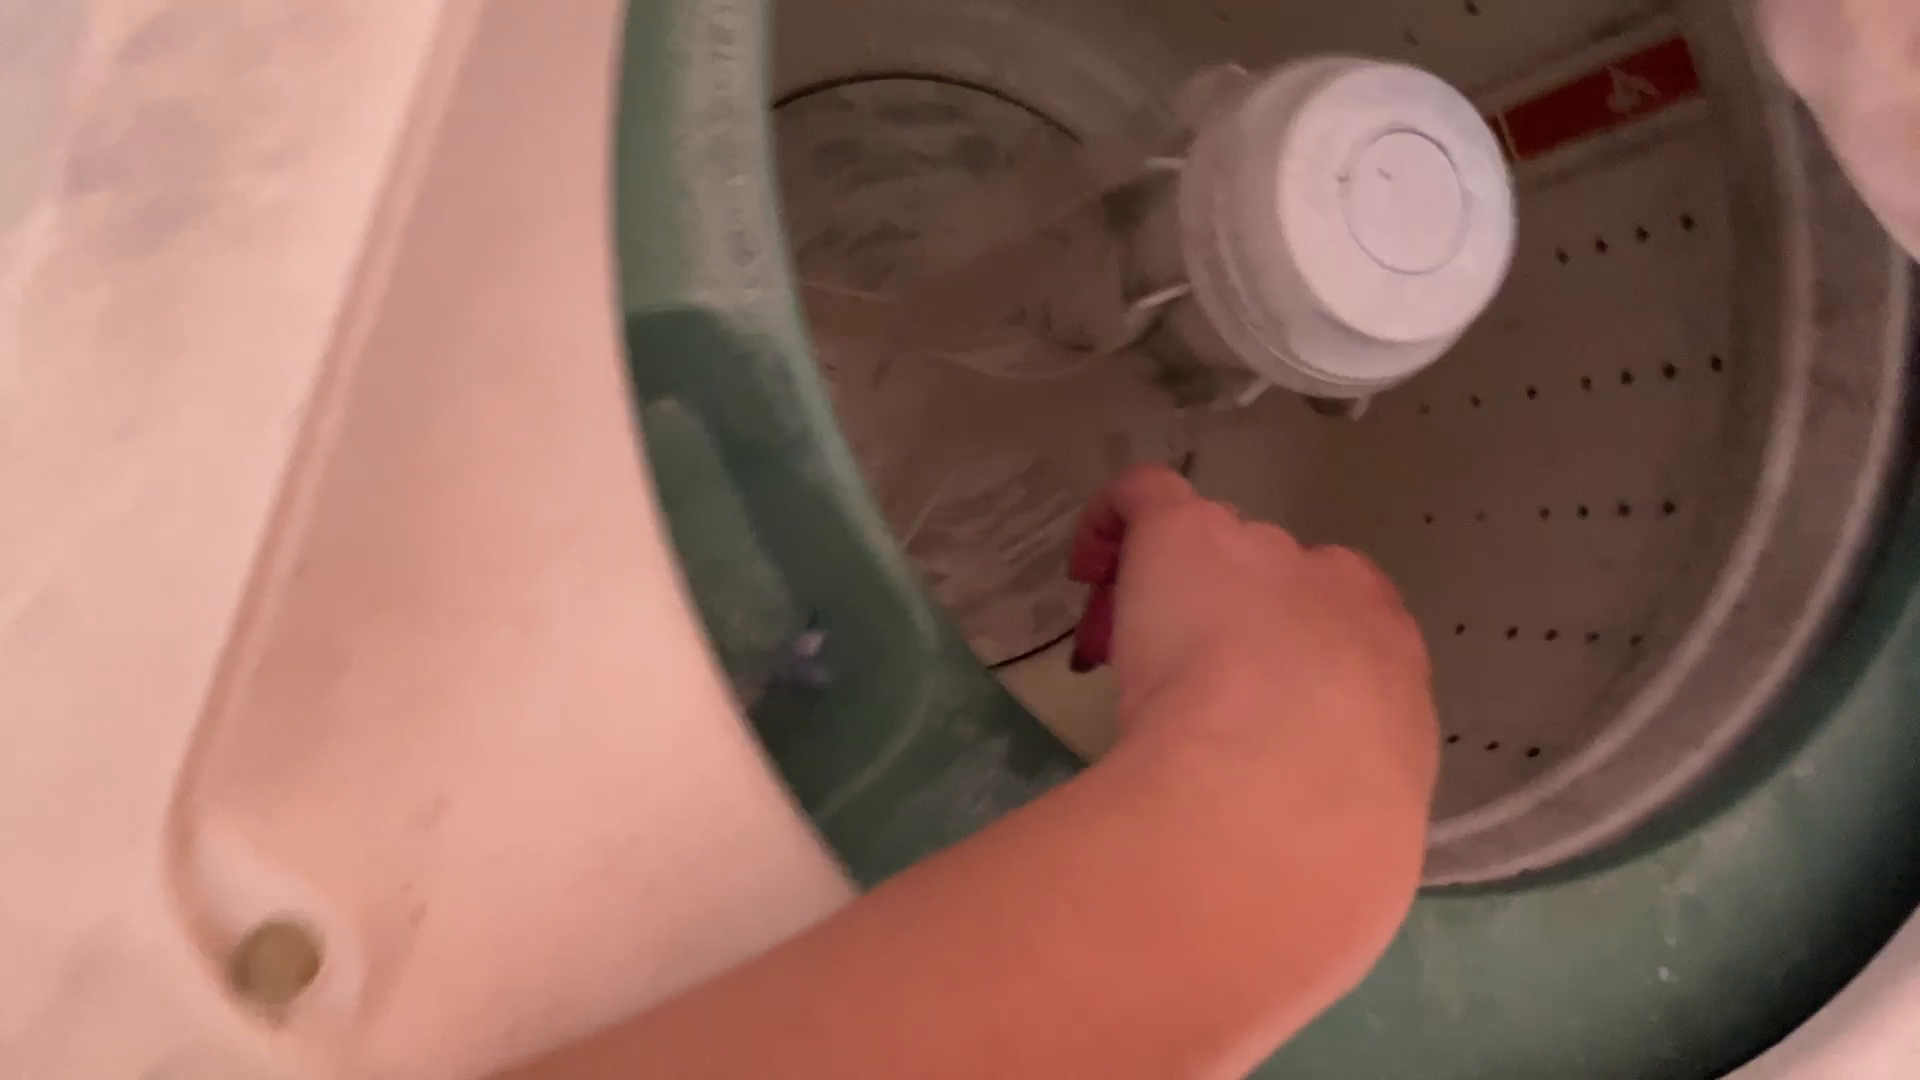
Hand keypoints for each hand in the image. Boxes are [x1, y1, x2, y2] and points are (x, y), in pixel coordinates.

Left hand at [1068, 465, 1438, 871]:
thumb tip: (1296, 793)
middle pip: (1267, 579)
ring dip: (1170, 589)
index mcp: (1386, 650)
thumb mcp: (1359, 804)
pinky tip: (1088, 559)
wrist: (1279, 795)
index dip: (1276, 650)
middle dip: (1221, 618)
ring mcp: (1256, 552)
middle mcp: (1331, 585)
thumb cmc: (1326, 828)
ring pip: (1207, 550)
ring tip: (1124, 646)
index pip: (1332, 622)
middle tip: (1170, 678)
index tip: (1235, 693)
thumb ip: (1334, 773)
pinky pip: (1147, 494)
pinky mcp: (1185, 533)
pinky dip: (1111, 518)